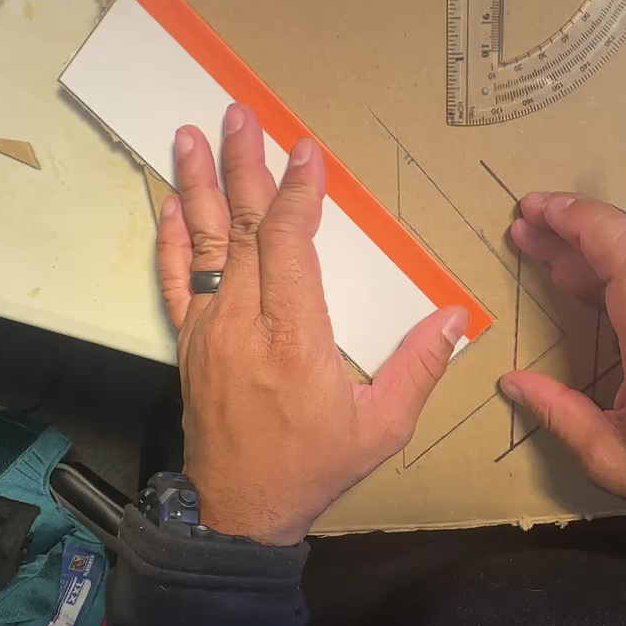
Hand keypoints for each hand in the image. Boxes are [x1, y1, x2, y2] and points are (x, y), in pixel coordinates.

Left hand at [156, 104, 468, 544]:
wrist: (239, 511)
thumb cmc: (313, 468)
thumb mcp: (382, 429)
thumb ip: (419, 369)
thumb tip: (455, 319)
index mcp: (296, 337)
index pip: (292, 243)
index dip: (299, 192)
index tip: (306, 150)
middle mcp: (245, 322)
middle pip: (243, 228)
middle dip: (243, 165)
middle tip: (238, 114)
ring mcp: (209, 330)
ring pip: (204, 244)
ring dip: (198, 185)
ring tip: (188, 135)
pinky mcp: (188, 344)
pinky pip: (176, 280)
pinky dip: (171, 238)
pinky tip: (169, 205)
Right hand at [498, 192, 625, 555]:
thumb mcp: (611, 460)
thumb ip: (558, 414)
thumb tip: (511, 381)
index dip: (583, 225)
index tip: (538, 212)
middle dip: (579, 226)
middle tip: (526, 225)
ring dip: (598, 245)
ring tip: (545, 248)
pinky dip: (621, 269)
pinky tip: (586, 281)